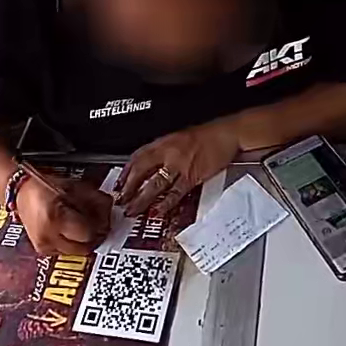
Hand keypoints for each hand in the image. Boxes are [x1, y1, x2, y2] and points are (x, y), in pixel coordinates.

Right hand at [15, 174, 112, 255]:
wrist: (21, 193)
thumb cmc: (46, 186)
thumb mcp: (75, 188)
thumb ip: (96, 201)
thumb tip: (109, 215)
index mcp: (55, 218)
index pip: (88, 234)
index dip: (99, 227)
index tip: (104, 220)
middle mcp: (47, 236)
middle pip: (84, 248)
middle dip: (94, 236)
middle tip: (97, 224)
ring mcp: (44, 246)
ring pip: (77, 252)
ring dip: (84, 241)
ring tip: (82, 225)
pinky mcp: (43, 250)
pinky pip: (67, 252)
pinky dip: (73, 243)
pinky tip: (71, 230)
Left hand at [119, 121, 240, 216]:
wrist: (227, 133)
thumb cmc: (207, 136)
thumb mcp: (180, 137)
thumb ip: (165, 150)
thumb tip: (151, 165)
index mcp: (163, 142)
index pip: (137, 157)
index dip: (126, 172)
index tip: (118, 183)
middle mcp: (168, 152)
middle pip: (141, 171)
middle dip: (129, 188)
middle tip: (121, 200)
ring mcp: (179, 164)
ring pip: (155, 185)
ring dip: (142, 199)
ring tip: (133, 209)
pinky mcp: (192, 176)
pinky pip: (175, 192)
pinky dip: (165, 203)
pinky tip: (158, 211)